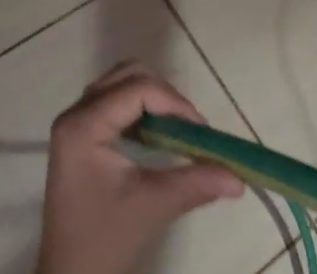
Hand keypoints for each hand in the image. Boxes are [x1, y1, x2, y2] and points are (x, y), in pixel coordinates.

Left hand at [36, 62, 244, 273]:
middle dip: (165, 96)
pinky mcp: (82, 135)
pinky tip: (158, 138)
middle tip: (189, 128)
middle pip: (129, 76)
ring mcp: (76, 123)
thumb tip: (239, 176)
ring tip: (177, 132)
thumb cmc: (105, 239)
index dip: (175, 103)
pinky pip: (116, 102)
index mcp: (84, 125)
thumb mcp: (153, 207)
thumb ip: (196, 183)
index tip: (201, 131)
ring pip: (122, 84)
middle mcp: (76, 114)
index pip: (138, 89)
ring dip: (153, 100)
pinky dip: (141, 110)